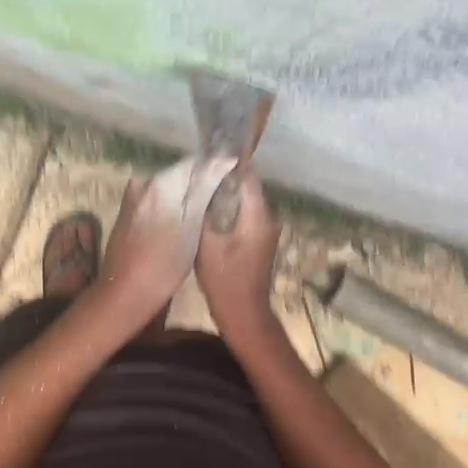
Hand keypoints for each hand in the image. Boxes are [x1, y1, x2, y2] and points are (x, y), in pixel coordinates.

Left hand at [96, 154, 236, 320]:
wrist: (125, 294)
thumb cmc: (164, 263)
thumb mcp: (192, 224)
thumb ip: (205, 187)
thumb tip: (225, 157)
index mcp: (159, 182)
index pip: (195, 162)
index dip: (216, 170)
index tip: (233, 184)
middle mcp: (142, 182)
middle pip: (181, 174)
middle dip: (202, 185)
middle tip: (225, 202)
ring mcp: (133, 198)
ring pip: (171, 189)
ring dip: (189, 198)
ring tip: (209, 215)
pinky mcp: (129, 213)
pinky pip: (159, 201)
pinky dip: (174, 208)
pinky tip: (185, 225)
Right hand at [194, 167, 280, 333]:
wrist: (244, 314)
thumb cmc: (225, 280)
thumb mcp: (208, 244)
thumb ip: (206, 211)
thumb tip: (200, 186)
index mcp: (258, 216)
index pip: (248, 177)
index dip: (230, 163)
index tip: (210, 154)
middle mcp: (268, 219)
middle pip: (247, 188)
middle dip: (225, 179)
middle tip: (198, 173)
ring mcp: (267, 231)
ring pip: (246, 202)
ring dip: (226, 195)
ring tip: (200, 191)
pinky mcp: (261, 241)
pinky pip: (246, 216)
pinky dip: (230, 211)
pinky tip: (210, 213)